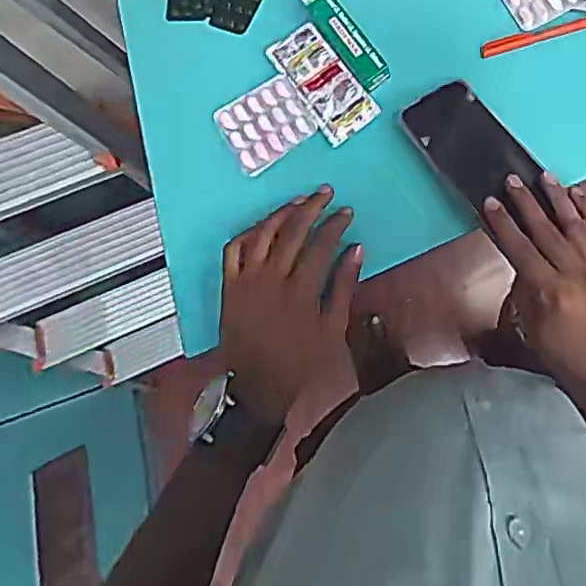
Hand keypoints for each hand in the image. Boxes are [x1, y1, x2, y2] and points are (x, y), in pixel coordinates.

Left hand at [220, 186, 361, 426]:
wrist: (257, 390)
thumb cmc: (299, 362)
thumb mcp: (332, 327)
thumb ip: (344, 285)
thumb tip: (356, 250)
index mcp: (300, 291)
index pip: (321, 244)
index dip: (336, 224)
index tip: (346, 212)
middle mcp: (271, 280)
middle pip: (293, 231)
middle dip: (312, 208)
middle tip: (325, 194)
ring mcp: (246, 282)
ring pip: (263, 234)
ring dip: (282, 213)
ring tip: (298, 201)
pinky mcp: (229, 288)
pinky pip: (234, 250)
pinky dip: (248, 233)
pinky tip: (263, 225)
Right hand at [482, 174, 585, 409]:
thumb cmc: (557, 348)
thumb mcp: (529, 320)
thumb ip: (523, 282)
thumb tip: (518, 247)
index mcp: (550, 291)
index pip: (521, 248)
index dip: (503, 223)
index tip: (491, 201)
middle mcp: (576, 274)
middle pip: (547, 230)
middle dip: (526, 202)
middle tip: (513, 180)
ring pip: (576, 224)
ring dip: (558, 198)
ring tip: (545, 176)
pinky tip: (578, 194)